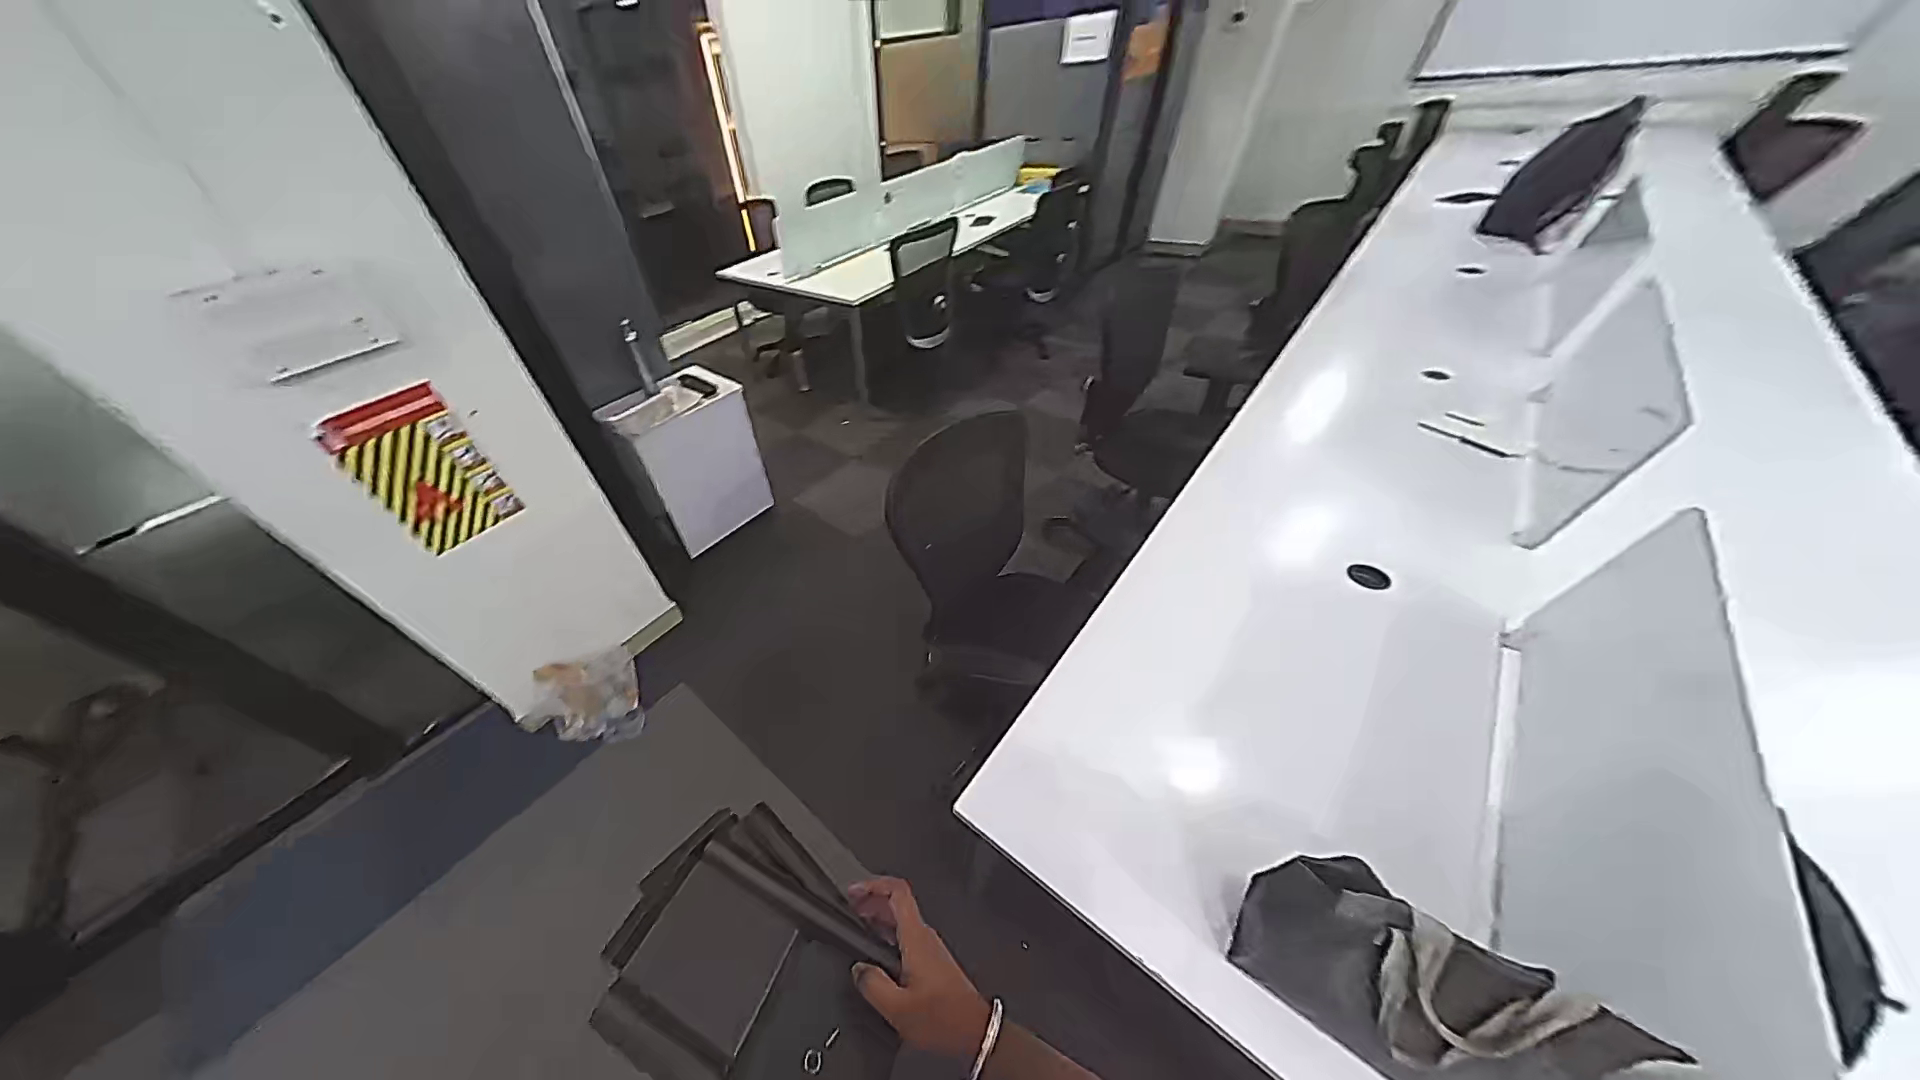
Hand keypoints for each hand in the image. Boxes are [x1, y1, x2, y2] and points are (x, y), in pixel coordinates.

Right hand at [848, 877, 991, 1060]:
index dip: (874, 884)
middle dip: (872, 897)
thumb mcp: (898, 1008)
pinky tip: (877, 943)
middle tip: (851, 904)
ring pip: (902, 916)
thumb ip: (873, 985)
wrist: (973, 1029)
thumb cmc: (942, 1018)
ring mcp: (929, 945)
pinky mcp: (931, 956)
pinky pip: (906, 931)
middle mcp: (924, 936)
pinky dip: (887, 928)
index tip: (855, 890)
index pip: (898, 891)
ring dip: (879, 912)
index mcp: (917, 938)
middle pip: (898, 900)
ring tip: (859, 919)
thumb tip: (858, 969)